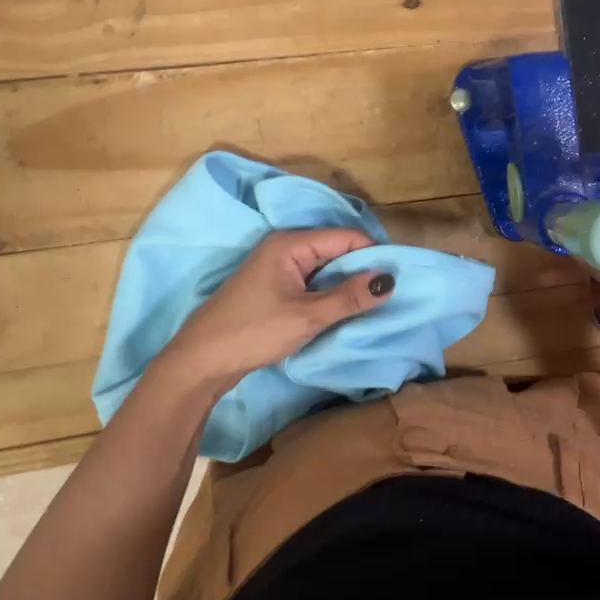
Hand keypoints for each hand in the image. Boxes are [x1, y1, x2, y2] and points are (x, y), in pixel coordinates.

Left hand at [151, 228, 394, 391]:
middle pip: (338, 248)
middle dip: (364, 268)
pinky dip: (332, 291)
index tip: (399, 279)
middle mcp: (286, 246)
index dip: (375, 255)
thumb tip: (390, 280)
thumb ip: (350, 297)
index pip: (348, 237)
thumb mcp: (307, 317)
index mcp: (291, 243)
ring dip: (348, 282)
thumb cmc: (253, 332)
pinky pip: (314, 279)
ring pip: (327, 266)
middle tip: (391, 294)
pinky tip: (345, 309)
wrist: (200, 361)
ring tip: (373, 303)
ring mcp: (279, 266)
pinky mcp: (275, 285)